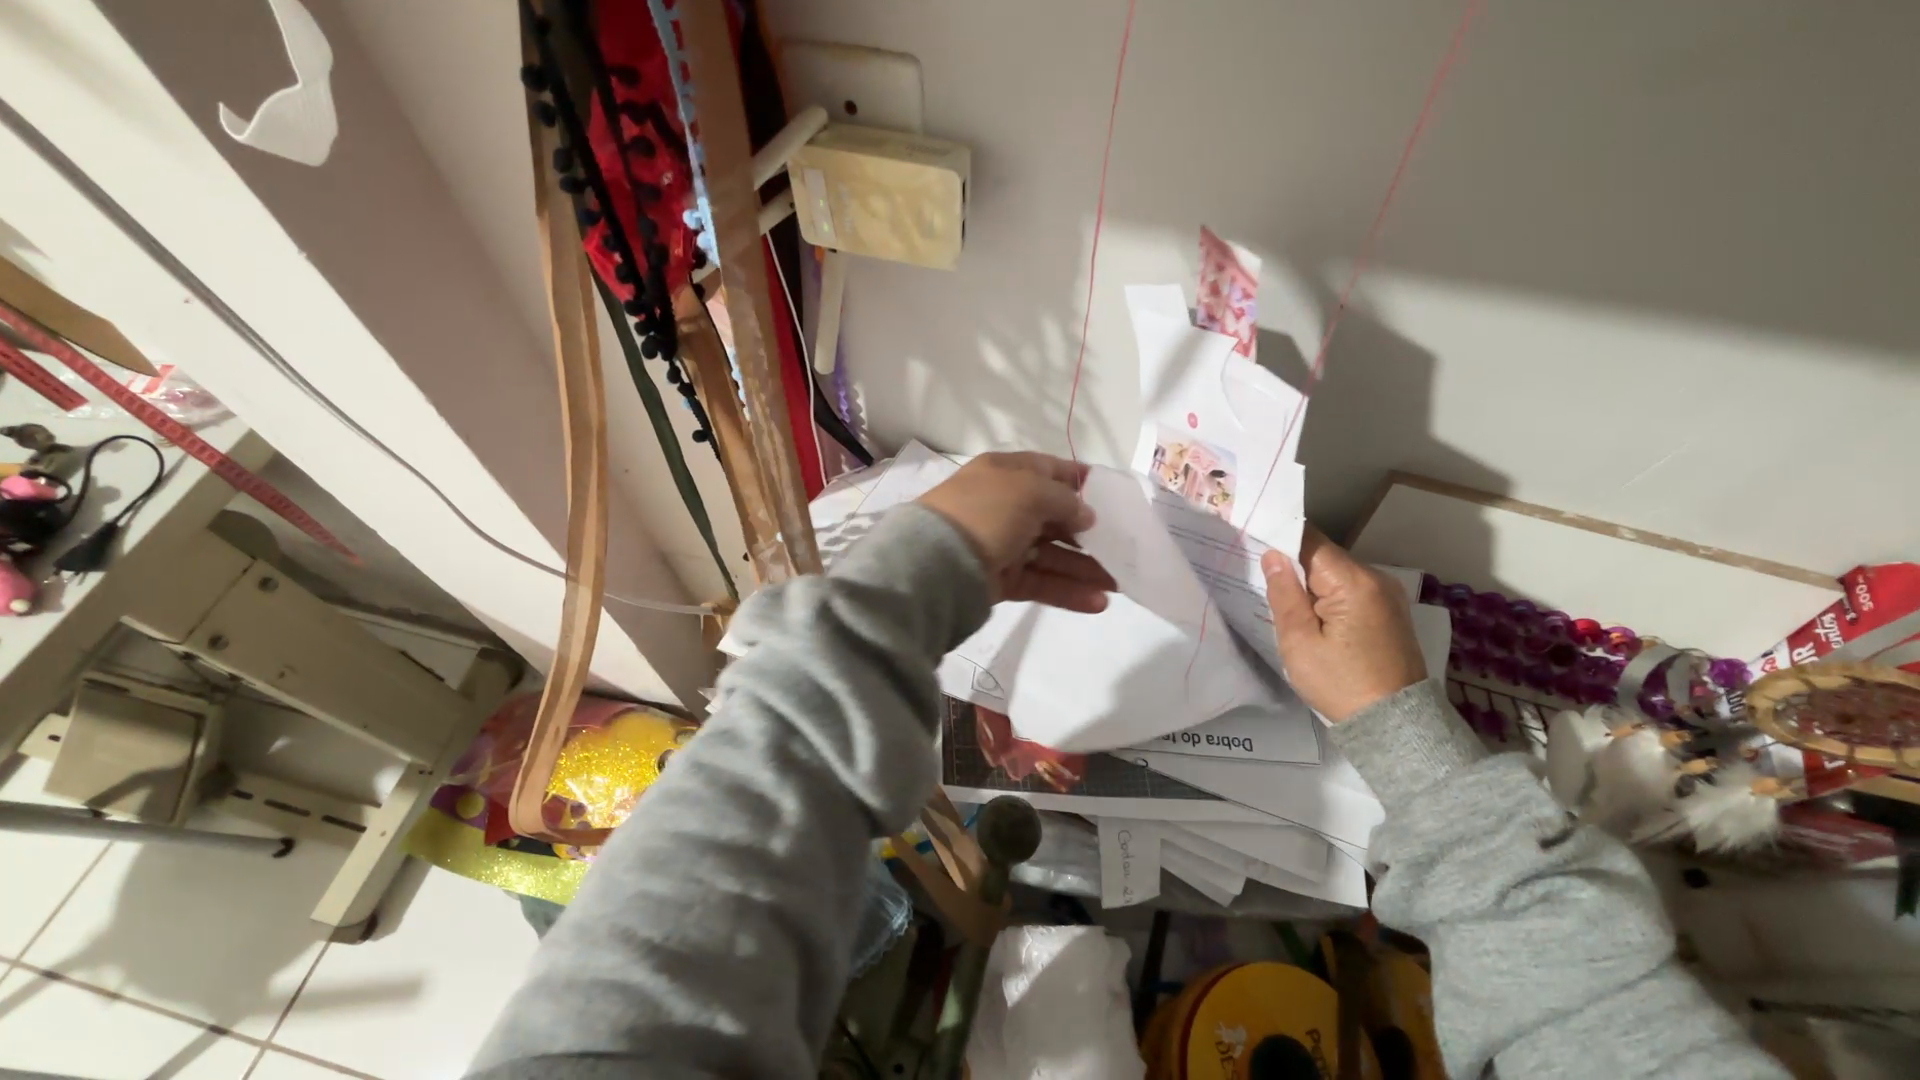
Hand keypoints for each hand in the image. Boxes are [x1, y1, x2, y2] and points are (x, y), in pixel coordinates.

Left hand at [918, 452, 1117, 613]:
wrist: (934, 563)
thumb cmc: (985, 513)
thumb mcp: (1029, 491)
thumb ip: (1064, 499)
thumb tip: (1085, 514)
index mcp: (1005, 473)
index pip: (1048, 470)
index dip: (1079, 479)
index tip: (1112, 494)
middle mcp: (1004, 505)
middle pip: (1055, 517)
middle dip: (1090, 533)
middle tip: (1124, 547)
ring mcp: (1002, 544)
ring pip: (1052, 554)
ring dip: (1086, 568)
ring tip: (1121, 583)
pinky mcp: (1000, 579)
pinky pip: (1041, 582)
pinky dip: (1068, 591)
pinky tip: (1098, 601)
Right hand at [1263, 528, 1427, 722]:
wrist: (1395, 723)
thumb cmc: (1340, 684)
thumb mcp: (1299, 643)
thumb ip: (1285, 595)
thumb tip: (1273, 556)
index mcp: (1353, 582)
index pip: (1309, 541)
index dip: (1279, 541)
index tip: (1252, 547)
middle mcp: (1376, 579)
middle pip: (1324, 556)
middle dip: (1293, 564)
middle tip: (1259, 579)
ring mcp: (1388, 595)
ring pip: (1337, 574)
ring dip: (1311, 583)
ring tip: (1282, 600)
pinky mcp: (1390, 611)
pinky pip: (1352, 590)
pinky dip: (1329, 596)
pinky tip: (1312, 616)